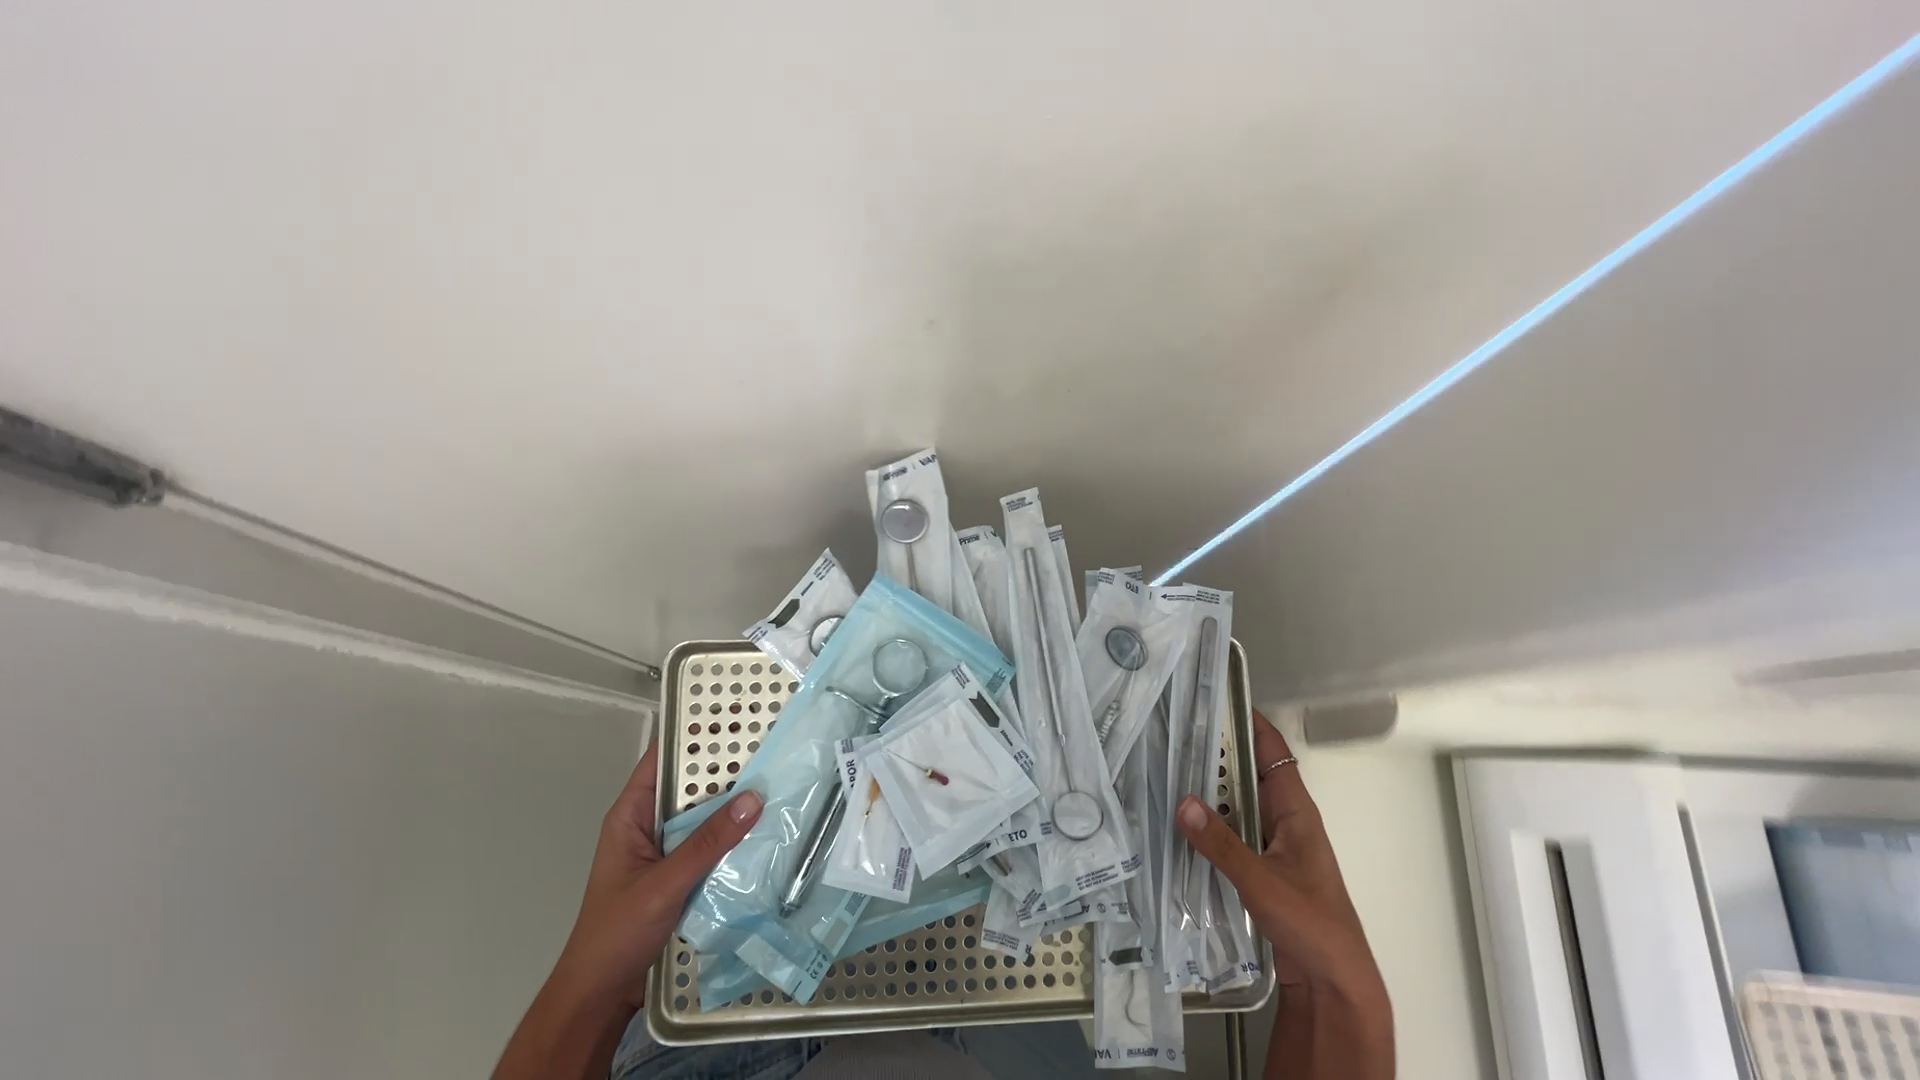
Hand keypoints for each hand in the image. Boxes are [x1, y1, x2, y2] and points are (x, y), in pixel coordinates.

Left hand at [553, 743, 762, 1010]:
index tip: (733, 712)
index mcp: (631, 815)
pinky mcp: (682, 873)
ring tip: (778, 776)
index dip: (693, 733)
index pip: (662, 759)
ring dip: (734, 801)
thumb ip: (707, 844)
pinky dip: (735, 834)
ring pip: (704, 814)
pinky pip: (712, 843)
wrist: (601, 993)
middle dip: (725, 765)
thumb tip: (753, 797)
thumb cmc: (618, 932)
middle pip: (690, 785)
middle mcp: (649, 824)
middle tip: (770, 742)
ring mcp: (667, 850)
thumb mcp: (663, 885)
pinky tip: (767, 827)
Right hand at [1177, 710, 1391, 1078]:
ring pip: (1236, 806)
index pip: (1273, 752)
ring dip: (1208, 791)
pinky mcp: (1259, 870)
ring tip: (1164, 770)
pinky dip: (1207, 825)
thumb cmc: (1312, 923)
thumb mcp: (1263, 881)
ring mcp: (1271, 846)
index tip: (1215, 698)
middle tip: (1171, 733)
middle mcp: (1284, 821)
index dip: (1249, 722)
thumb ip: (1222, 844)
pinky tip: (1178, 825)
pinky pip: (1230, 835)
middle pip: (1247, 775)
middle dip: (1216, 753)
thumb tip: (1182, 800)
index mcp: (1296, 812)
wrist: (1334, 982)